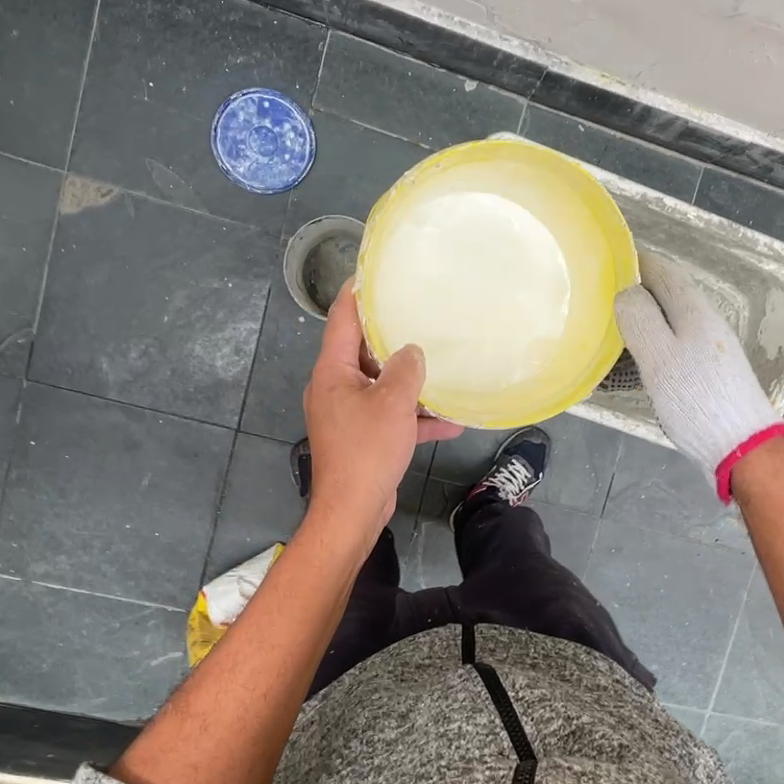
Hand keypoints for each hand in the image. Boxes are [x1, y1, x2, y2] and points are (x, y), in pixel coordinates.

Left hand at [304, 282, 462, 535]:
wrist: (353, 509)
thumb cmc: (367, 450)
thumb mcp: (393, 402)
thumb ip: (406, 369)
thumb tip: (412, 352)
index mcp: (332, 371)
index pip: (342, 318)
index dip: (358, 293)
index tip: (376, 273)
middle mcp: (335, 387)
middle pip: (364, 352)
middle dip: (394, 338)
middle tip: (422, 316)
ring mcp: (347, 415)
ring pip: (381, 387)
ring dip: (410, 383)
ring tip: (442, 368)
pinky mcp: (361, 439)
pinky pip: (390, 418)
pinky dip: (414, 417)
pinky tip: (451, 420)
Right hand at [614, 254, 783, 501]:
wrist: (741, 446)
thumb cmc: (697, 400)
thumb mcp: (660, 358)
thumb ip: (640, 321)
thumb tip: (626, 292)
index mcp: (696, 314)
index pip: (666, 274)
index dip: (640, 262)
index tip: (613, 259)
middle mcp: (708, 326)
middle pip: (673, 295)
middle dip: (643, 287)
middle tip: (608, 290)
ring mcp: (713, 352)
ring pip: (677, 320)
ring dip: (651, 314)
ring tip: (620, 320)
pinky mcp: (712, 376)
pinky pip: (679, 344)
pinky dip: (658, 339)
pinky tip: (646, 355)